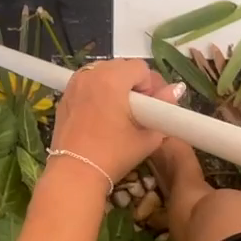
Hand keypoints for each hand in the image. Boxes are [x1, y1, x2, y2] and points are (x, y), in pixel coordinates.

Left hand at [47, 60, 180, 184]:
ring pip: (102, 73)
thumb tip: (175, 91)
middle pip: (121, 66)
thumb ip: (164, 109)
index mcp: (111, 79)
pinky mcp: (64, 96)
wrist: (75, 173)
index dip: (151, 85)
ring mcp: (74, 84)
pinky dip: (98, 91)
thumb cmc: (114, 154)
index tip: (153, 106)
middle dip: (133, 83)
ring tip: (121, 111)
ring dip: (115, 85)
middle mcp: (90, 74)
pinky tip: (102, 115)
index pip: (141, 67)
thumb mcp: (147, 135)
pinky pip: (88, 84)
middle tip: (140, 109)